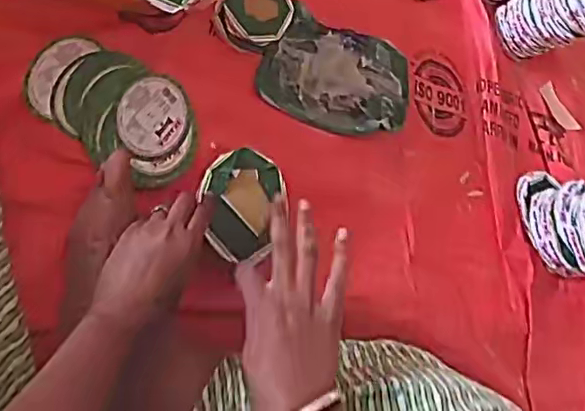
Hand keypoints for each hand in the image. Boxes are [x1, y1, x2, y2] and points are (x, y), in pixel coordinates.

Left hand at [87, 191, 212, 331]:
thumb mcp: (183, 280)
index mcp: (189, 242)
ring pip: (162, 209)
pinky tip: (141, 245)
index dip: (208, 203)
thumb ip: (189, 253)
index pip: (204, 209)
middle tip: (186, 211)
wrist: (120, 312)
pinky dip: (145, 228)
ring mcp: (148, 227)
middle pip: (184, 198)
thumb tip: (189, 243)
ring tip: (159, 235)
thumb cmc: (154, 308)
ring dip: (164, 218)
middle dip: (187, 202)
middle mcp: (170, 228)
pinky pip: (143, 221)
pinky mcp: (129, 229)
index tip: (208, 201)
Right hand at [235, 198, 348, 410]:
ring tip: (305, 205)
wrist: (299, 406)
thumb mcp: (249, 350)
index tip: (241, 263)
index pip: (247, 273)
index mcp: (261, 305)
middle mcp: (285, 296)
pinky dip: (341, 255)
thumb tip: (255, 304)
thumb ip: (254, 319)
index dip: (242, 267)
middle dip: (278, 219)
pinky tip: (343, 235)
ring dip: (306, 227)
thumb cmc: (269, 385)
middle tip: (278, 195)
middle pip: (280, 248)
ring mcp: (309, 301)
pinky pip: (337, 278)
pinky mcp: (331, 312)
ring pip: (307, 255)